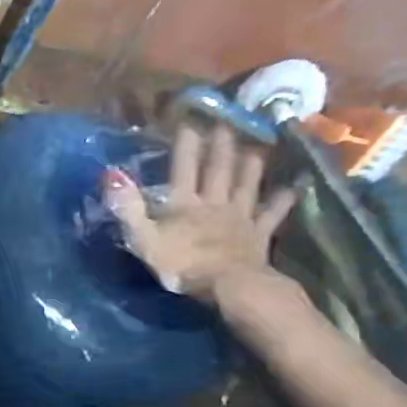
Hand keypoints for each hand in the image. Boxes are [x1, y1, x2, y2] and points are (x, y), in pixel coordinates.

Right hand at [102, 121, 298, 304]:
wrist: (229, 286)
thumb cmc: (181, 265)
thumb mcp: (144, 239)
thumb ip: (128, 207)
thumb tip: (112, 173)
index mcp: (184, 204)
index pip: (183, 168)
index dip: (186, 144)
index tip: (189, 120)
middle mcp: (214, 203)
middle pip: (218, 169)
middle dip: (221, 145)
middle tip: (227, 122)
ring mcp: (240, 217)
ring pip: (247, 184)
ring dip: (251, 165)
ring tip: (257, 146)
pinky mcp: (259, 235)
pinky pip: (273, 213)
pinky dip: (284, 199)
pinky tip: (295, 186)